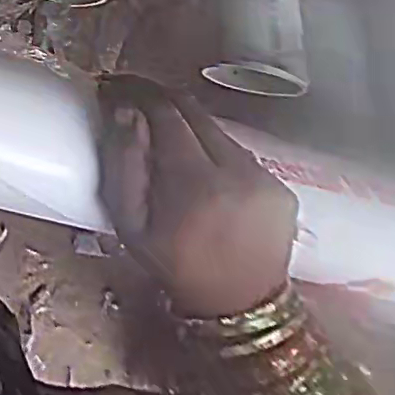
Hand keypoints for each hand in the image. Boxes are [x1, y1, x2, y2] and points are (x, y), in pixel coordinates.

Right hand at [97, 76, 297, 316]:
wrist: (240, 308)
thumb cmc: (173, 263)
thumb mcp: (129, 221)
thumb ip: (123, 162)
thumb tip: (126, 111)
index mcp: (197, 182)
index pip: (165, 111)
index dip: (136, 91)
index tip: (114, 86)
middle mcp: (238, 171)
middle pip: (192, 109)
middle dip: (157, 96)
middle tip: (130, 95)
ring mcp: (265, 177)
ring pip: (214, 126)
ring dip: (183, 120)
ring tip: (157, 127)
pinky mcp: (280, 185)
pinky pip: (234, 148)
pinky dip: (208, 144)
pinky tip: (193, 159)